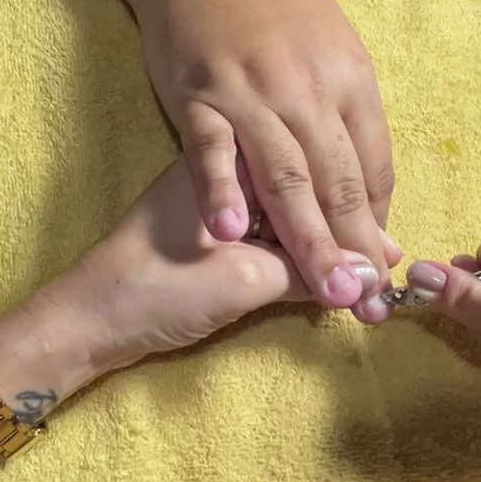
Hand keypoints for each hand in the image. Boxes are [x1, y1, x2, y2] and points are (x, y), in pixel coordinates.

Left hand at [37, 162, 388, 382]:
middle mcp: (228, 171)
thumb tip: (368, 278)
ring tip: (373, 269)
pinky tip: (327, 266)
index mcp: (230, 163)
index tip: (390, 257)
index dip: (353, 221)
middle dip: (348, 231)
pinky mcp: (214, 227)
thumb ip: (305, 274)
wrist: (89, 317)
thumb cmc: (158, 288)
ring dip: (328, 240)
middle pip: (307, 193)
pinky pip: (271, 228)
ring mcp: (221, 199)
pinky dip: (299, 248)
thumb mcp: (239, 282)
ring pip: (292, 210)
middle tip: (391, 265)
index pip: (310, 180)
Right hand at [132, 0, 394, 315]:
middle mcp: (307, 88)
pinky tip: (232, 233)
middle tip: (368, 301)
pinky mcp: (199, 96)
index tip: (379, 263)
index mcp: (347, 77)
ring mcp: (251, 93)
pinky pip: (212, 151)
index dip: (377, 220)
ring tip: (327, 290)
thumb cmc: (271, 1)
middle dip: (356, 246)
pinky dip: (222, 192)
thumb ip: (347, 113)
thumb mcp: (330, 45)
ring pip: (286, 175)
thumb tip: (363, 181)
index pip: (372, 165)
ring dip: (309, 238)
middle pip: (339, 180)